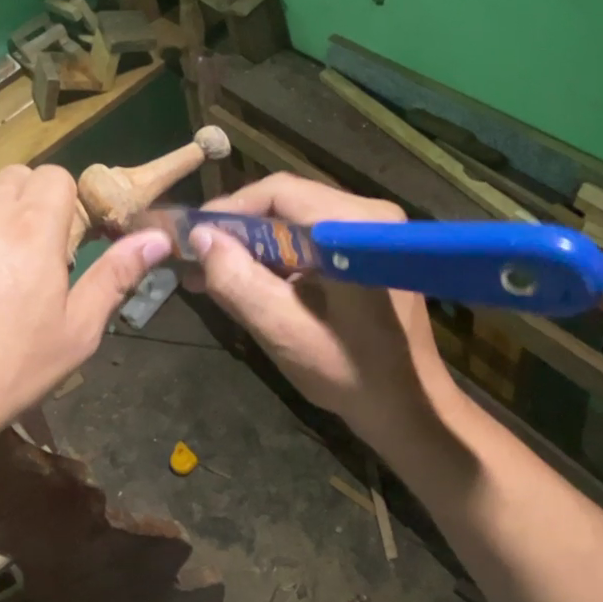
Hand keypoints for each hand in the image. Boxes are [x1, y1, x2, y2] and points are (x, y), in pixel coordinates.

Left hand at [0, 165, 171, 457]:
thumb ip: (116, 276)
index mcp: (29, 229)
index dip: (66, 201)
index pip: (55, 175)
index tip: (65, 242)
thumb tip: (156, 238)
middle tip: (30, 258)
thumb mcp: (76, 332)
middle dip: (28, 204)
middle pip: (13, 179)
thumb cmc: (9, 373)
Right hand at [190, 174, 443, 435]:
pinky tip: (246, 282)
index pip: (279, 193)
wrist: (411, 408)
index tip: (191, 235)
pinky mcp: (367, 251)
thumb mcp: (285, 332)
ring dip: (254, 246)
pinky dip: (277, 258)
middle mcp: (369, 215)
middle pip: (286, 204)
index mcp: (355, 227)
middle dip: (238, 231)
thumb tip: (200, 238)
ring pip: (295, 222)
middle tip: (196, 256)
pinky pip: (310, 239)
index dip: (229, 210)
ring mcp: (371, 232)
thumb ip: (239, 282)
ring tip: (211, 273)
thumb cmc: (353, 374)